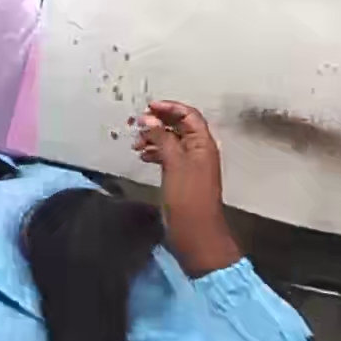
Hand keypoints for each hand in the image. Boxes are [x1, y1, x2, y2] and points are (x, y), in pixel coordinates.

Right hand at [134, 100, 241, 275]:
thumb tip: (148, 118)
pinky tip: (142, 156)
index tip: (147, 108)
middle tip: (137, 124)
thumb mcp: (174, 163)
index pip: (189, 115)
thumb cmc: (188, 197)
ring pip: (171, 140)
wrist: (196, 233)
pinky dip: (154, 151)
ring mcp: (190, 163)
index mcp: (203, 144)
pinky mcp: (181, 175)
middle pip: (179, 126)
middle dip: (158, 121)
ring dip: (154, 137)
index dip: (169, 108)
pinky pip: (167, 154)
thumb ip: (162, 138)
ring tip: (136, 144)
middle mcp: (198, 150)